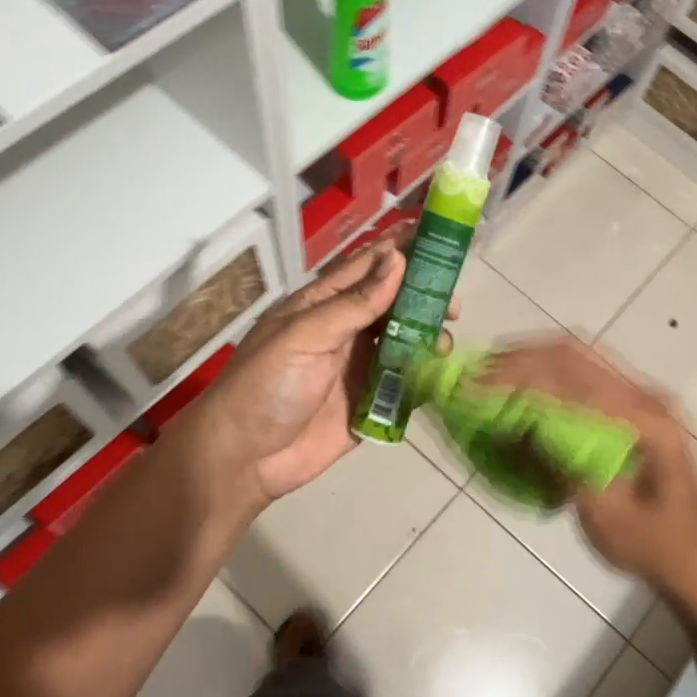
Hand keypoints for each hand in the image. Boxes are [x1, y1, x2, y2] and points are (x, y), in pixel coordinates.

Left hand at [184, 231, 454, 502]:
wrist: (245, 458)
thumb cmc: (266, 386)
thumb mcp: (305, 336)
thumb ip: (354, 303)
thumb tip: (397, 259)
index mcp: (322, 306)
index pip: (368, 267)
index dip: (402, 251)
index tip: (440, 238)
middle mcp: (345, 331)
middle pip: (393, 303)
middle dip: (424, 298)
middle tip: (452, 305)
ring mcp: (358, 367)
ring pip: (404, 342)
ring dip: (427, 337)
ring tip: (442, 343)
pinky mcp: (370, 403)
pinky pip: (404, 383)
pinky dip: (424, 376)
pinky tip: (438, 373)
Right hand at [481, 337, 696, 593]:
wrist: (692, 560)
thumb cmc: (649, 545)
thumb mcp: (603, 513)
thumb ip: (566, 465)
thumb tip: (520, 425)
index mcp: (647, 422)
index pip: (575, 381)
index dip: (522, 378)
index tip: (480, 385)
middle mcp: (648, 397)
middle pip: (576, 356)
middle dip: (521, 359)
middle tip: (477, 372)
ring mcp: (644, 398)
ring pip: (581, 357)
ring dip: (533, 358)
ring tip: (492, 368)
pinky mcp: (634, 408)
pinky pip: (587, 373)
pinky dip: (550, 371)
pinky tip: (524, 381)